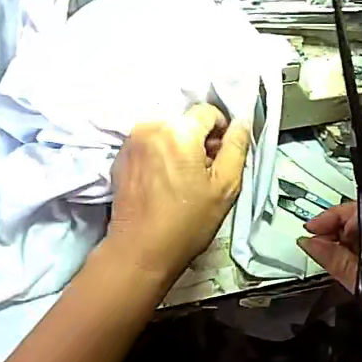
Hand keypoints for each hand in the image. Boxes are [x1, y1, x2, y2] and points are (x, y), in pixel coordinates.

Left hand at [102, 103, 250, 285]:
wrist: (140, 250)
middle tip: (205, 172)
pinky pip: (149, 144)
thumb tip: (241, 123)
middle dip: (200, 139)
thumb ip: (237, 147)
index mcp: (178, 130)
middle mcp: (150, 127)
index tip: (221, 156)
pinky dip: (161, 155)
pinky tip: (165, 183)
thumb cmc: (187, 221)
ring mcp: (131, 141)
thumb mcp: (225, 186)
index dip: (221, 130)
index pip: (208, 110)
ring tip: (184, 179)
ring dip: (180, 147)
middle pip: (185, 120)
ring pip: (167, 131)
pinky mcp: (120, 156)